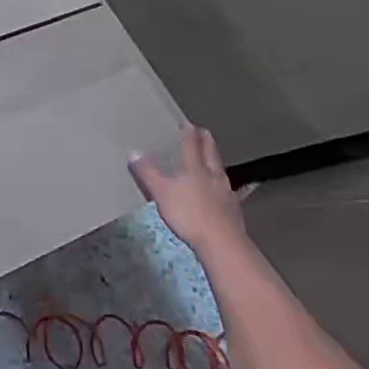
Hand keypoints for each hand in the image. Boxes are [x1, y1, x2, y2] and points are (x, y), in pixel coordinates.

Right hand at [130, 125, 247, 255]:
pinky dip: (230, 187)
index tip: (187, 123)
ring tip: (215, 158)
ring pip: (221, 171)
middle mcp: (212, 176)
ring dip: (217, 162)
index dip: (188, 134)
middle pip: (210, 155)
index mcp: (194, 169)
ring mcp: (226, 193)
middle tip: (204, 132)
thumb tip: (134, 152)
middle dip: (206, 142)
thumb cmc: (188, 214)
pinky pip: (231, 192)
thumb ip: (147, 172)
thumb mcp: (160, 192)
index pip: (191, 146)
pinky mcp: (234, 210)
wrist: (223, 244)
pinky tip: (235, 190)